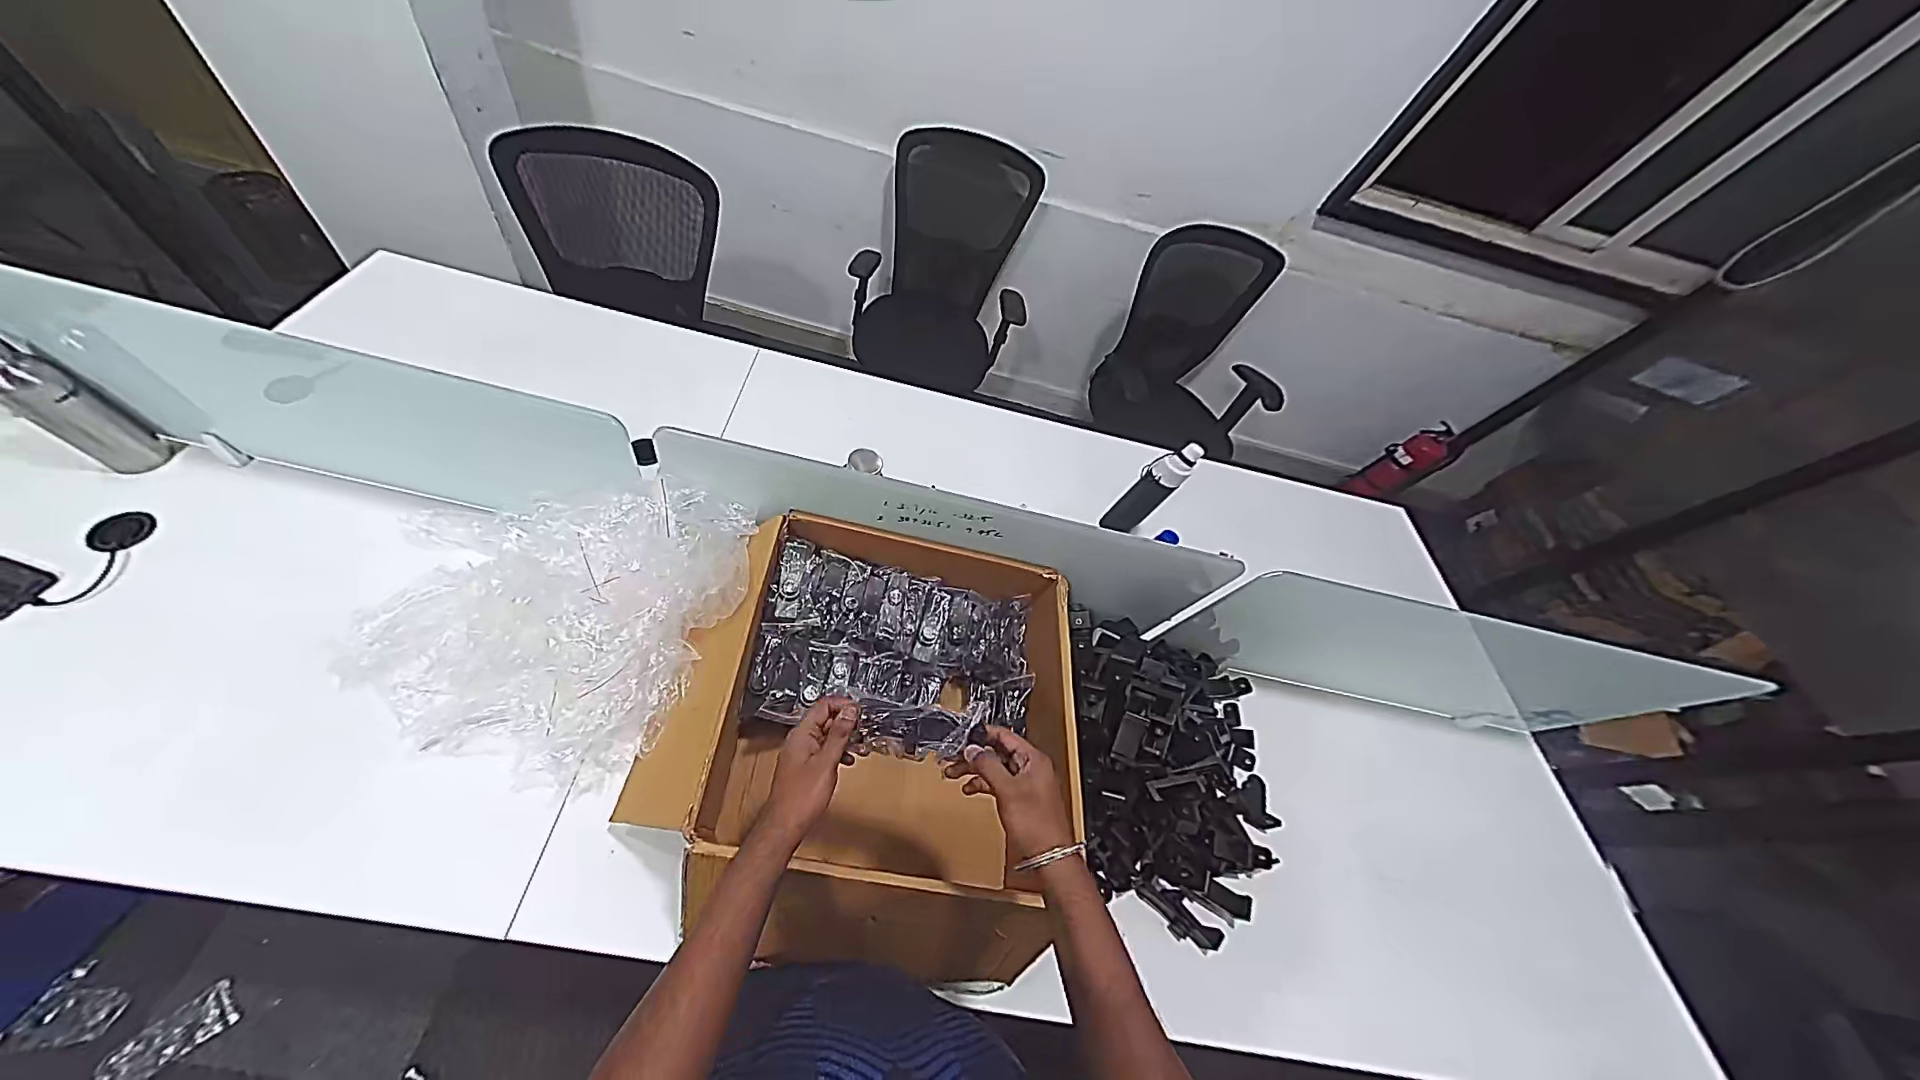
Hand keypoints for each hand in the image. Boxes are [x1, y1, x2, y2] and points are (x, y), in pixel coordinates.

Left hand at [758, 696, 858, 848]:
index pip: (823, 706)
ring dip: (844, 737)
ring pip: (826, 735)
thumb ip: (839, 734)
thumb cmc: (801, 797)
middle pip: (825, 719)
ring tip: (860, 744)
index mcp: (801, 734)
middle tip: (864, 728)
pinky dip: (838, 751)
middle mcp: (799, 740)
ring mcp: (801, 753)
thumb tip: (850, 711)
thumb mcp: (826, 762)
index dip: (843, 705)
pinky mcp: (804, 766)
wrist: (785, 824)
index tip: (860, 711)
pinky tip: (848, 759)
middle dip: (846, 722)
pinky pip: (824, 749)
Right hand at [945, 725, 1075, 862]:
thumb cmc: (1038, 825)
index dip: (984, 734)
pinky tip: (970, 788)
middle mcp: (1030, 768)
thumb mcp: (1008, 790)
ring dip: (974, 770)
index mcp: (1034, 760)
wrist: (1048, 857)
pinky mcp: (1019, 798)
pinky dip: (982, 784)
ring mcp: (1025, 784)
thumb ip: (989, 766)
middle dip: (974, 755)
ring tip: (954, 772)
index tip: (965, 736)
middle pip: (997, 752)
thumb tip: (973, 749)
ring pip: (995, 768)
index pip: (1005, 736)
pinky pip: (997, 784)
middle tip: (953, 757)